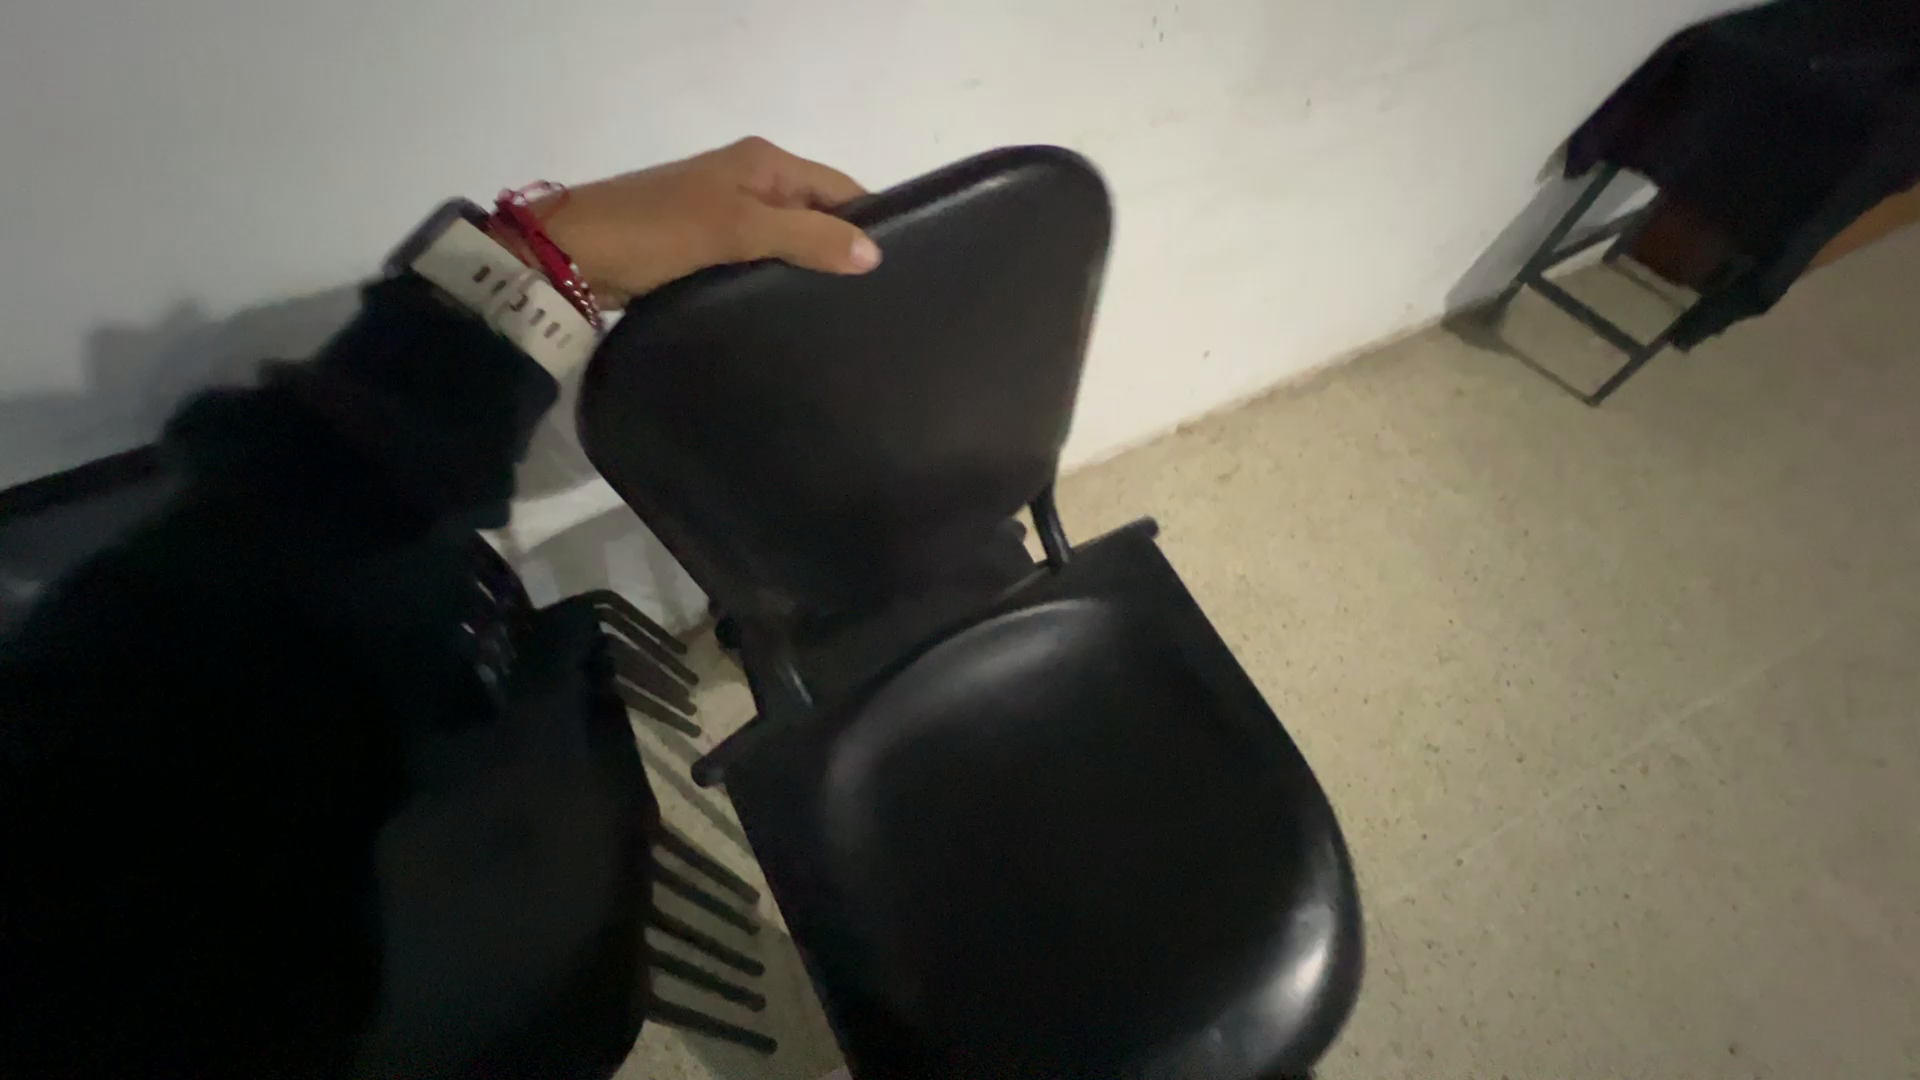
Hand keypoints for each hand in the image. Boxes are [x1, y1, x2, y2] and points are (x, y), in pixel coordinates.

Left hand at [524, 137, 881, 306]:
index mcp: (765, 164)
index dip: (871, 220)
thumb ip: (807, 236)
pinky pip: (769, 265)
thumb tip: (874, 254)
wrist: (576, 258)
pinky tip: (805, 315)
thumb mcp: (739, 228)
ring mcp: (734, 221)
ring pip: (796, 244)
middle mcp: (755, 185)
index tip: (900, 266)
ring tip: (852, 315)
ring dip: (819, 272)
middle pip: (821, 215)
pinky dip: (788, 284)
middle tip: (880, 300)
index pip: (840, 187)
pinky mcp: (717, 254)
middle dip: (849, 250)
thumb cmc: (659, 231)